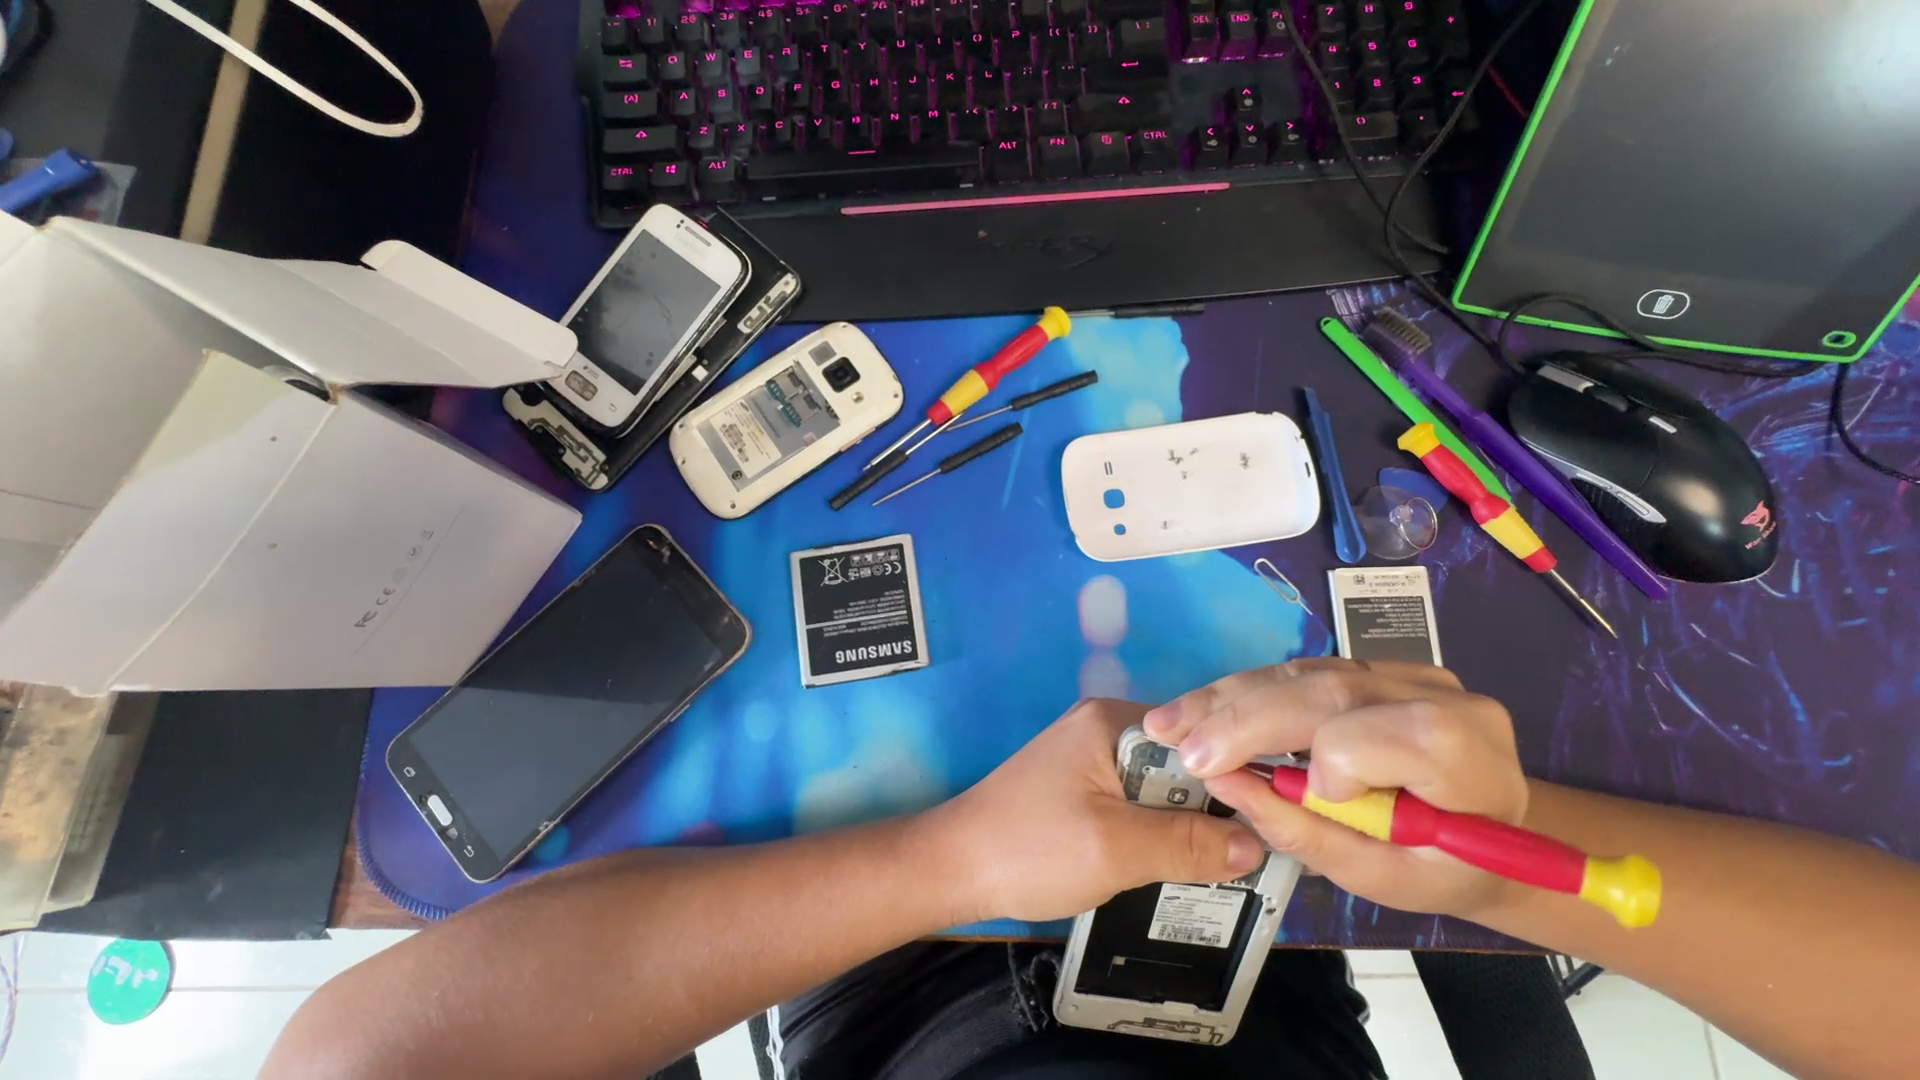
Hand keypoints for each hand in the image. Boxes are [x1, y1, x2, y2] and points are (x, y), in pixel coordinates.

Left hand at [927, 699, 1268, 923]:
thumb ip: (1188, 844)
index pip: (1198, 740)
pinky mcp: (1080, 788)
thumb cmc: (1031, 849)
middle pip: (1182, 765)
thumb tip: (1256, 846)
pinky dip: (1155, 832)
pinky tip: (1176, 864)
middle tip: (1251, 857)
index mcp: (1112, 722)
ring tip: (1224, 867)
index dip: (1237, 780)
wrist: (952, 868)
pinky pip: (1136, 804)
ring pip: (1160, 790)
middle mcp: (1103, 728)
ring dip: (1184, 826)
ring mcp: (1088, 757)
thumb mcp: (1116, 849)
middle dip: (1211, 809)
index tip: (1272, 824)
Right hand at [1142, 658, 1527, 920]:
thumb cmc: (1438, 868)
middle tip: (1180, 746)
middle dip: (1247, 718)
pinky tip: (1200, 710)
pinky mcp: (1367, 664)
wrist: (1482, 828)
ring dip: (1228, 697)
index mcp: (1473, 762)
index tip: (1314, 790)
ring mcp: (1402, 671)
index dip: (1349, 755)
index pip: (1413, 733)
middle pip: (1333, 690)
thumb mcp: (1381, 877)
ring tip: (1169, 723)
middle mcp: (1441, 697)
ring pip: (1303, 671)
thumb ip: (1306, 832)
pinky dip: (1241, 691)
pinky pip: (1296, 669)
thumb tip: (1225, 785)